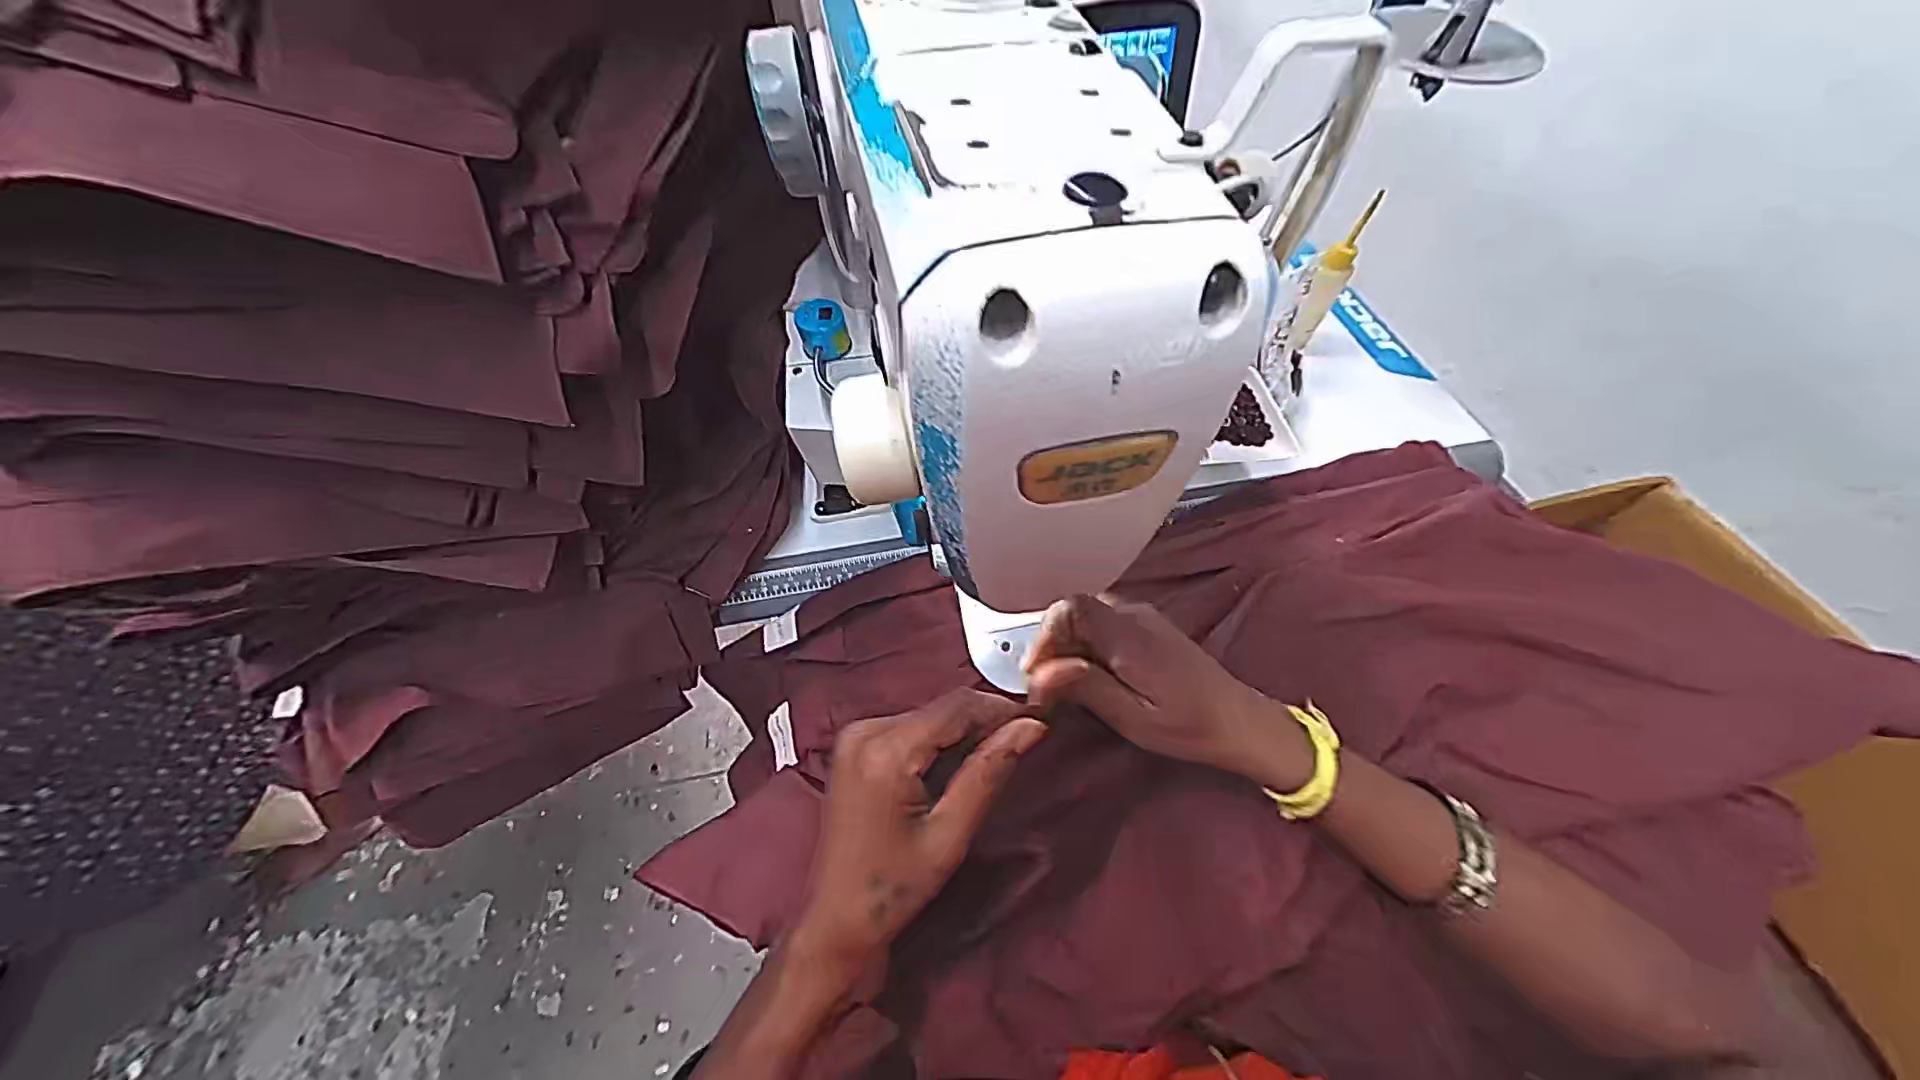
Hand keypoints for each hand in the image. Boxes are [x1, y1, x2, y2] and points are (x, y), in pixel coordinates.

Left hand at [794, 688, 1047, 966]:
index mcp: (885, 750)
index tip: (1037, 722)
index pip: (956, 706)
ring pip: (929, 713)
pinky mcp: (855, 744)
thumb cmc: (892, 888)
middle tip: (1021, 743)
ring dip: (963, 730)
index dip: (1001, 709)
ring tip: (993, 758)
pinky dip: (939, 738)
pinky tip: (957, 764)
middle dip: (984, 721)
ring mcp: (855, 734)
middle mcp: (865, 730)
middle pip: (942, 707)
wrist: (834, 918)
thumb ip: (988, 772)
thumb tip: (1030, 727)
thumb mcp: (950, 835)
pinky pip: (910, 725)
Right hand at [1022, 595, 1311, 790]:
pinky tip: (1090, 674)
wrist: (1242, 722)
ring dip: (1067, 645)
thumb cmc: (1191, 727)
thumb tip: (1040, 672)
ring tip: (1066, 684)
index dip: (1044, 636)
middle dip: (1051, 644)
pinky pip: (1101, 621)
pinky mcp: (1145, 624)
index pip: (1071, 609)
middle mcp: (1135, 615)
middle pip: (1073, 610)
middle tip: (1047, 686)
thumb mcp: (1135, 719)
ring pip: (1085, 614)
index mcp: (1131, 637)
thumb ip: (1086, 688)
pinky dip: (1084, 644)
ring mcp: (1141, 616)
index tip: (1037, 673)